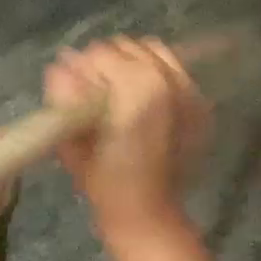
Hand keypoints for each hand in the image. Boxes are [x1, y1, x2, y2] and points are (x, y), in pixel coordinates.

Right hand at [44, 37, 207, 238]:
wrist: (147, 213)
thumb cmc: (104, 181)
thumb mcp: (72, 140)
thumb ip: (65, 95)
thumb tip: (61, 65)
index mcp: (136, 87)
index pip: (99, 54)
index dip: (81, 72)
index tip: (75, 92)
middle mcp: (167, 80)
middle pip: (126, 47)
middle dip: (107, 65)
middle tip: (96, 96)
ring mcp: (189, 90)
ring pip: (153, 51)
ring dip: (132, 65)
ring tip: (122, 95)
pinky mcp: (199, 103)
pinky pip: (174, 69)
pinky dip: (157, 75)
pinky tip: (146, 101)